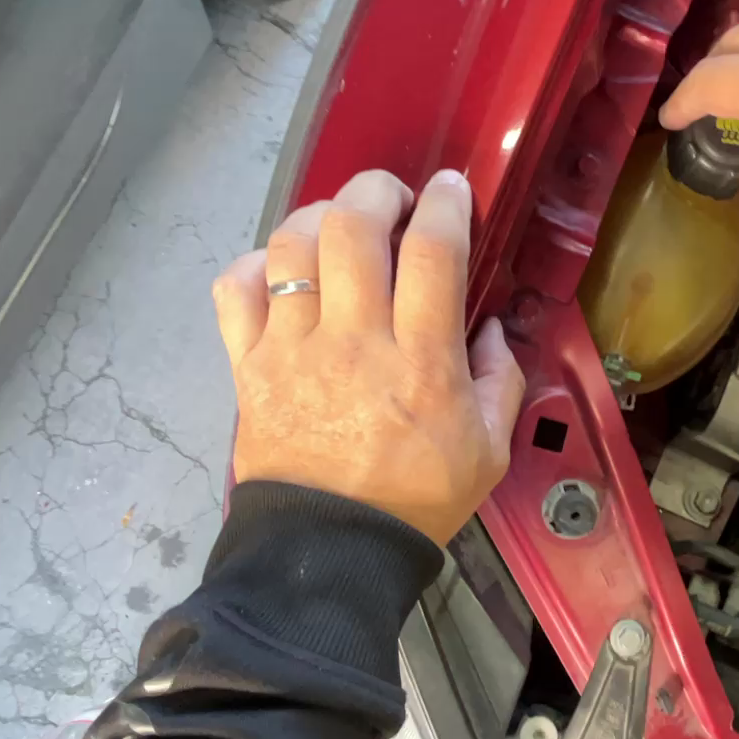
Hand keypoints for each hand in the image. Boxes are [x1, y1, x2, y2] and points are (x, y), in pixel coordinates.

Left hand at [211, 169, 525, 543]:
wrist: (334, 548)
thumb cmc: (418, 497)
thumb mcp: (490, 448)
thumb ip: (502, 380)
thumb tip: (487, 329)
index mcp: (422, 360)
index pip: (433, 253)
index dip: (446, 205)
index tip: (453, 190)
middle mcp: (354, 340)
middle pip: (353, 227)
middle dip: (377, 190)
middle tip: (394, 199)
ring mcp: (293, 349)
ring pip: (292, 244)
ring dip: (319, 216)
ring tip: (339, 227)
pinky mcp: (249, 365)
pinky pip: (236, 289)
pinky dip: (255, 264)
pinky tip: (281, 271)